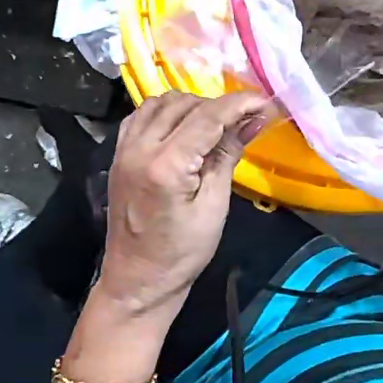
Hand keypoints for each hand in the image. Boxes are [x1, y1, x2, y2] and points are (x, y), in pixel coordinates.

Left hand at [92, 92, 274, 318]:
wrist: (137, 280)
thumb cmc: (181, 253)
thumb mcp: (214, 207)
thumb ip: (228, 156)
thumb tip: (253, 120)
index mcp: (166, 166)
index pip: (207, 117)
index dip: (239, 104)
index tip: (264, 102)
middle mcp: (140, 148)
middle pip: (184, 104)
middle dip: (218, 106)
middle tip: (245, 120)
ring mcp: (124, 149)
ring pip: (160, 102)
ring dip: (191, 105)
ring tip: (214, 124)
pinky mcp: (118, 154)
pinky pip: (141, 115)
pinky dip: (164, 112)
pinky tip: (182, 126)